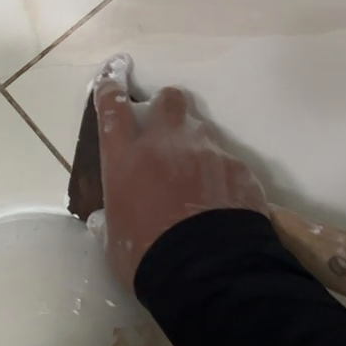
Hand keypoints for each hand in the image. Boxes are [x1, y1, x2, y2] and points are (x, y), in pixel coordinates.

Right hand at [92, 54, 268, 288]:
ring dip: (195, 150)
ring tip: (198, 185)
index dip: (112, 83)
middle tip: (165, 132)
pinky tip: (223, 207)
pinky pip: (228, 165)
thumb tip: (106, 219)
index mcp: (126, 157)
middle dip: (165, 108)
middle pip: (168, 99)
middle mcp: (166, 143)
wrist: (208, 273)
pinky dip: (223, 179)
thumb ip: (110, 219)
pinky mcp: (239, 170)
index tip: (116, 71)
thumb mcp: (113, 240)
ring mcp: (207, 152)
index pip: (113, 104)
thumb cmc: (146, 257)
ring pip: (201, 132)